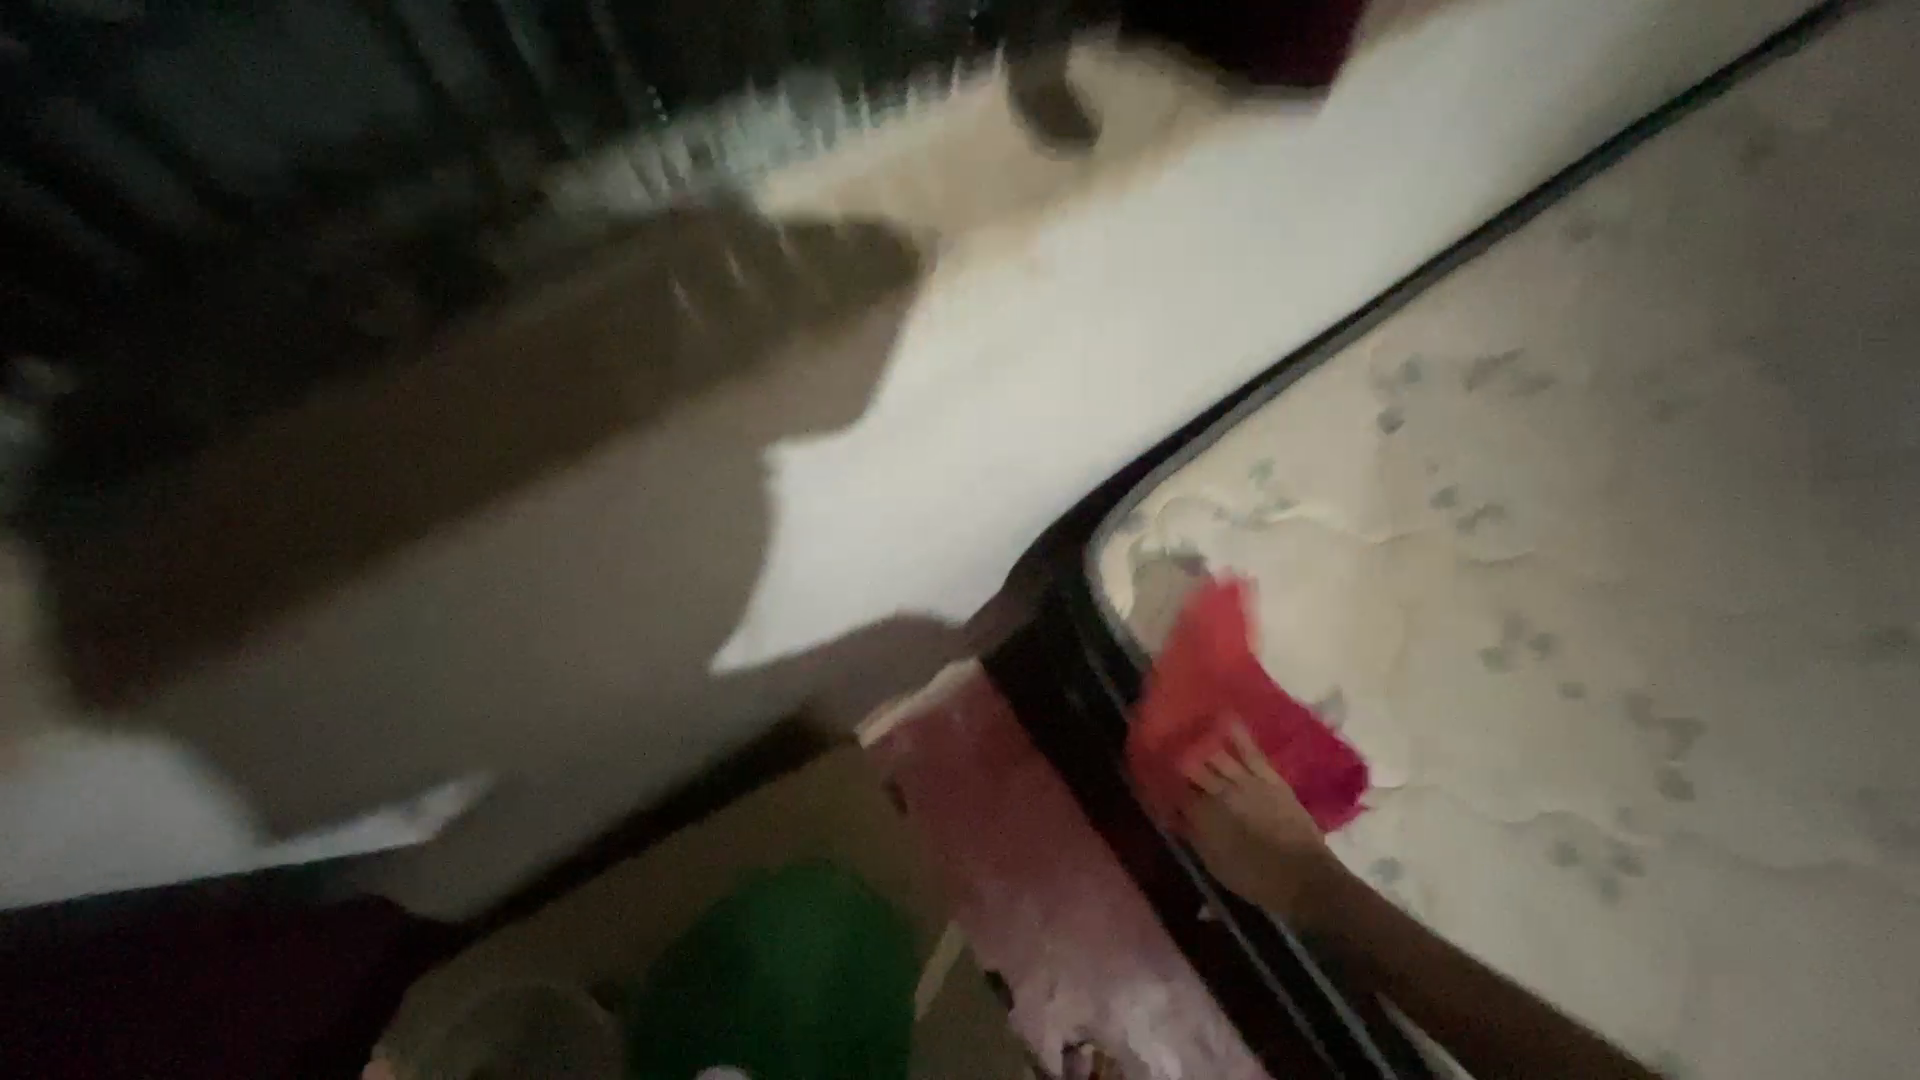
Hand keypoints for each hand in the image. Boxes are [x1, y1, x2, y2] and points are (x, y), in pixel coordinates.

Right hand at [1184, 721, 1348, 926]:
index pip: (1176, 792)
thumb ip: (1193, 836)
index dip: (1164, 782)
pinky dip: (1236, 734)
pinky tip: (1225, 719)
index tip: (1154, 775)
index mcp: (1204, 816)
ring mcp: (1246, 780)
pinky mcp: (1269, 777)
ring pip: (1216, 755)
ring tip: (1188, 732)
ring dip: (1200, 744)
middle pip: (1193, 768)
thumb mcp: (1215, 864)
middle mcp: (1220, 792)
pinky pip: (1249, 750)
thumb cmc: (1256, 879)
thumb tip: (1175, 816)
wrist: (1305, 878)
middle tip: (1167, 748)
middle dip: (1178, 758)